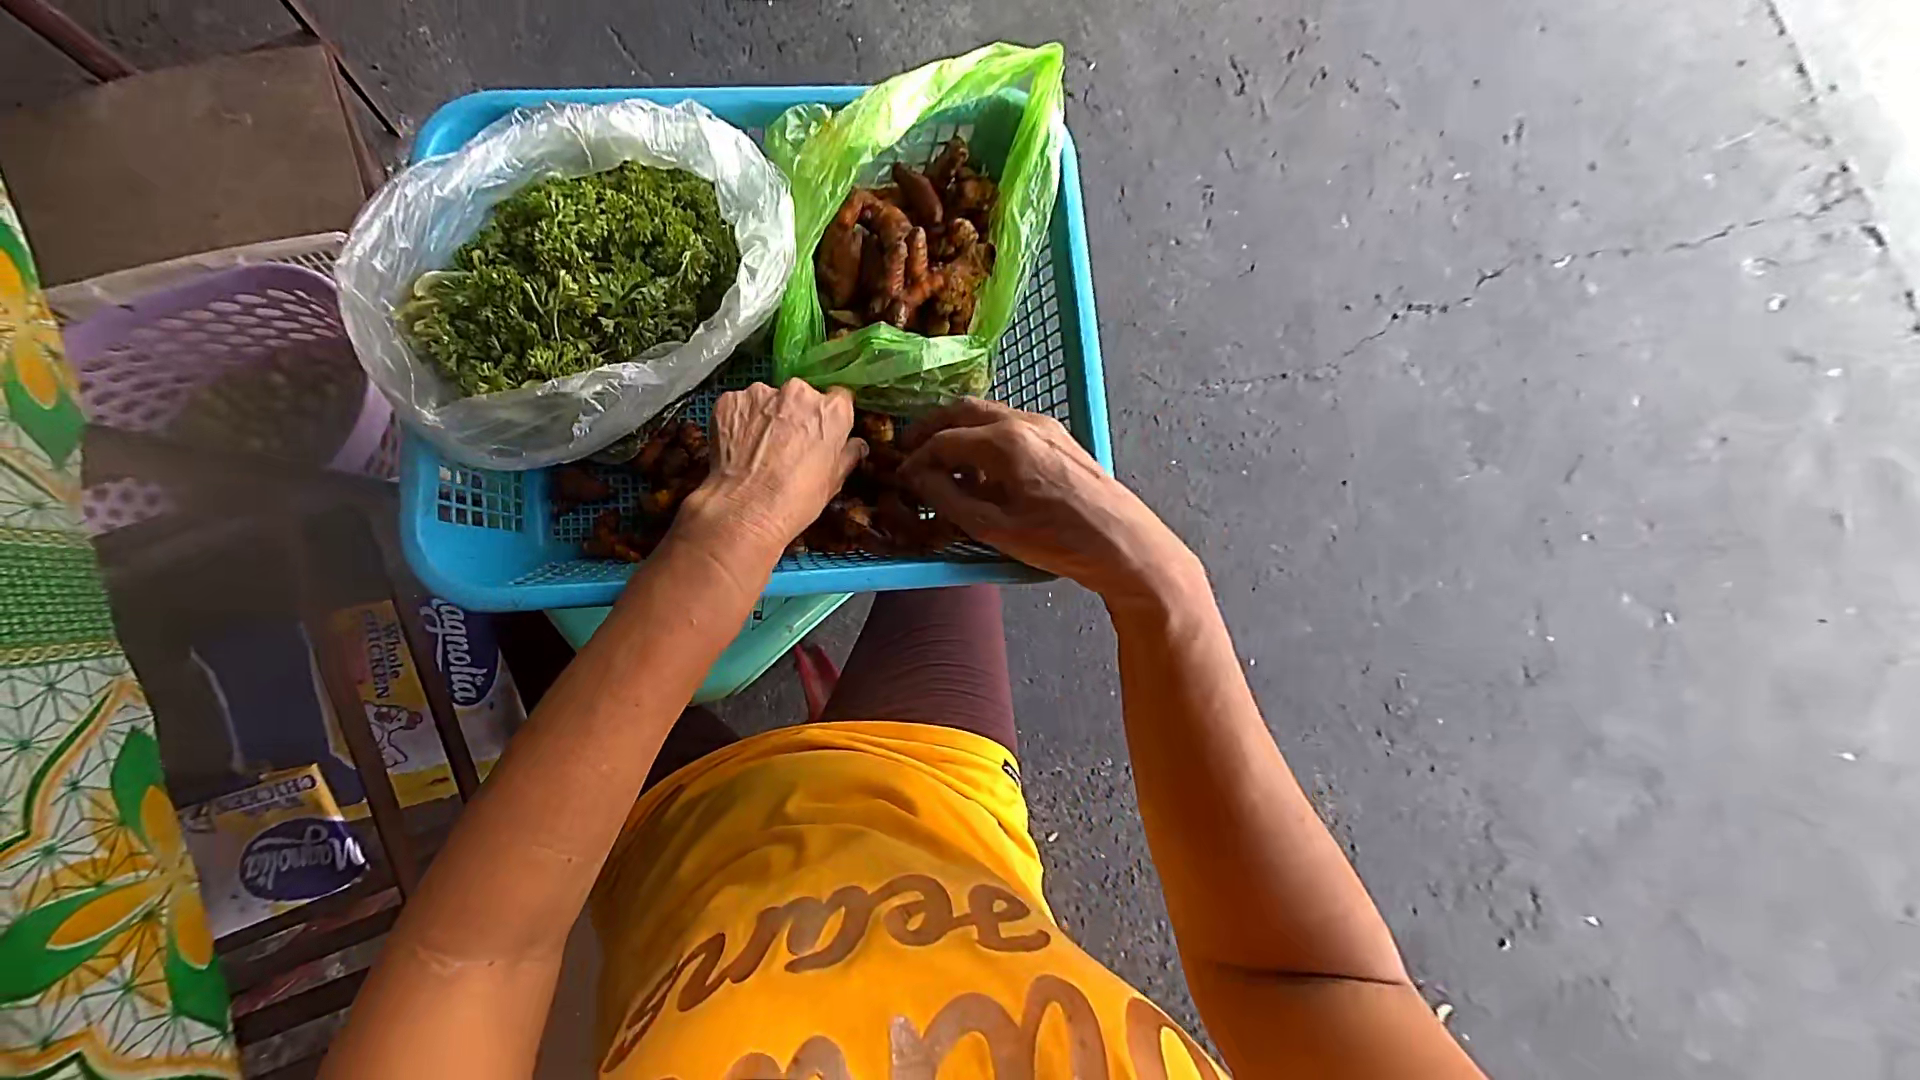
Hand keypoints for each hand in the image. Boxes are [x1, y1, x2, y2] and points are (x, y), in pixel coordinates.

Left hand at [680, 381, 864, 553]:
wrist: (747, 509)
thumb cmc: (798, 499)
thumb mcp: (834, 481)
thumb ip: (847, 455)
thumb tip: (856, 445)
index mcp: (832, 411)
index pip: (839, 399)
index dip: (830, 416)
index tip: (823, 430)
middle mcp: (798, 393)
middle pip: (801, 395)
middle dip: (796, 413)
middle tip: (789, 442)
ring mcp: (760, 394)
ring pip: (768, 399)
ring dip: (767, 415)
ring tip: (760, 448)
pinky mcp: (729, 401)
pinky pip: (739, 406)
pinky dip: (740, 420)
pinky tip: (739, 446)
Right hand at [898, 398, 1200, 603]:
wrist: (1124, 543)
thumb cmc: (1059, 540)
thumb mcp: (994, 527)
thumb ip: (948, 498)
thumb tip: (917, 479)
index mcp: (1003, 441)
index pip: (943, 439)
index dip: (916, 458)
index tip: (902, 477)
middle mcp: (1023, 421)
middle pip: (962, 411)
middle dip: (931, 429)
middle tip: (911, 452)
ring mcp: (1045, 426)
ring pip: (988, 415)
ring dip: (959, 432)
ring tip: (944, 464)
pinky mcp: (1059, 438)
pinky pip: (1010, 426)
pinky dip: (985, 438)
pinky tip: (983, 468)